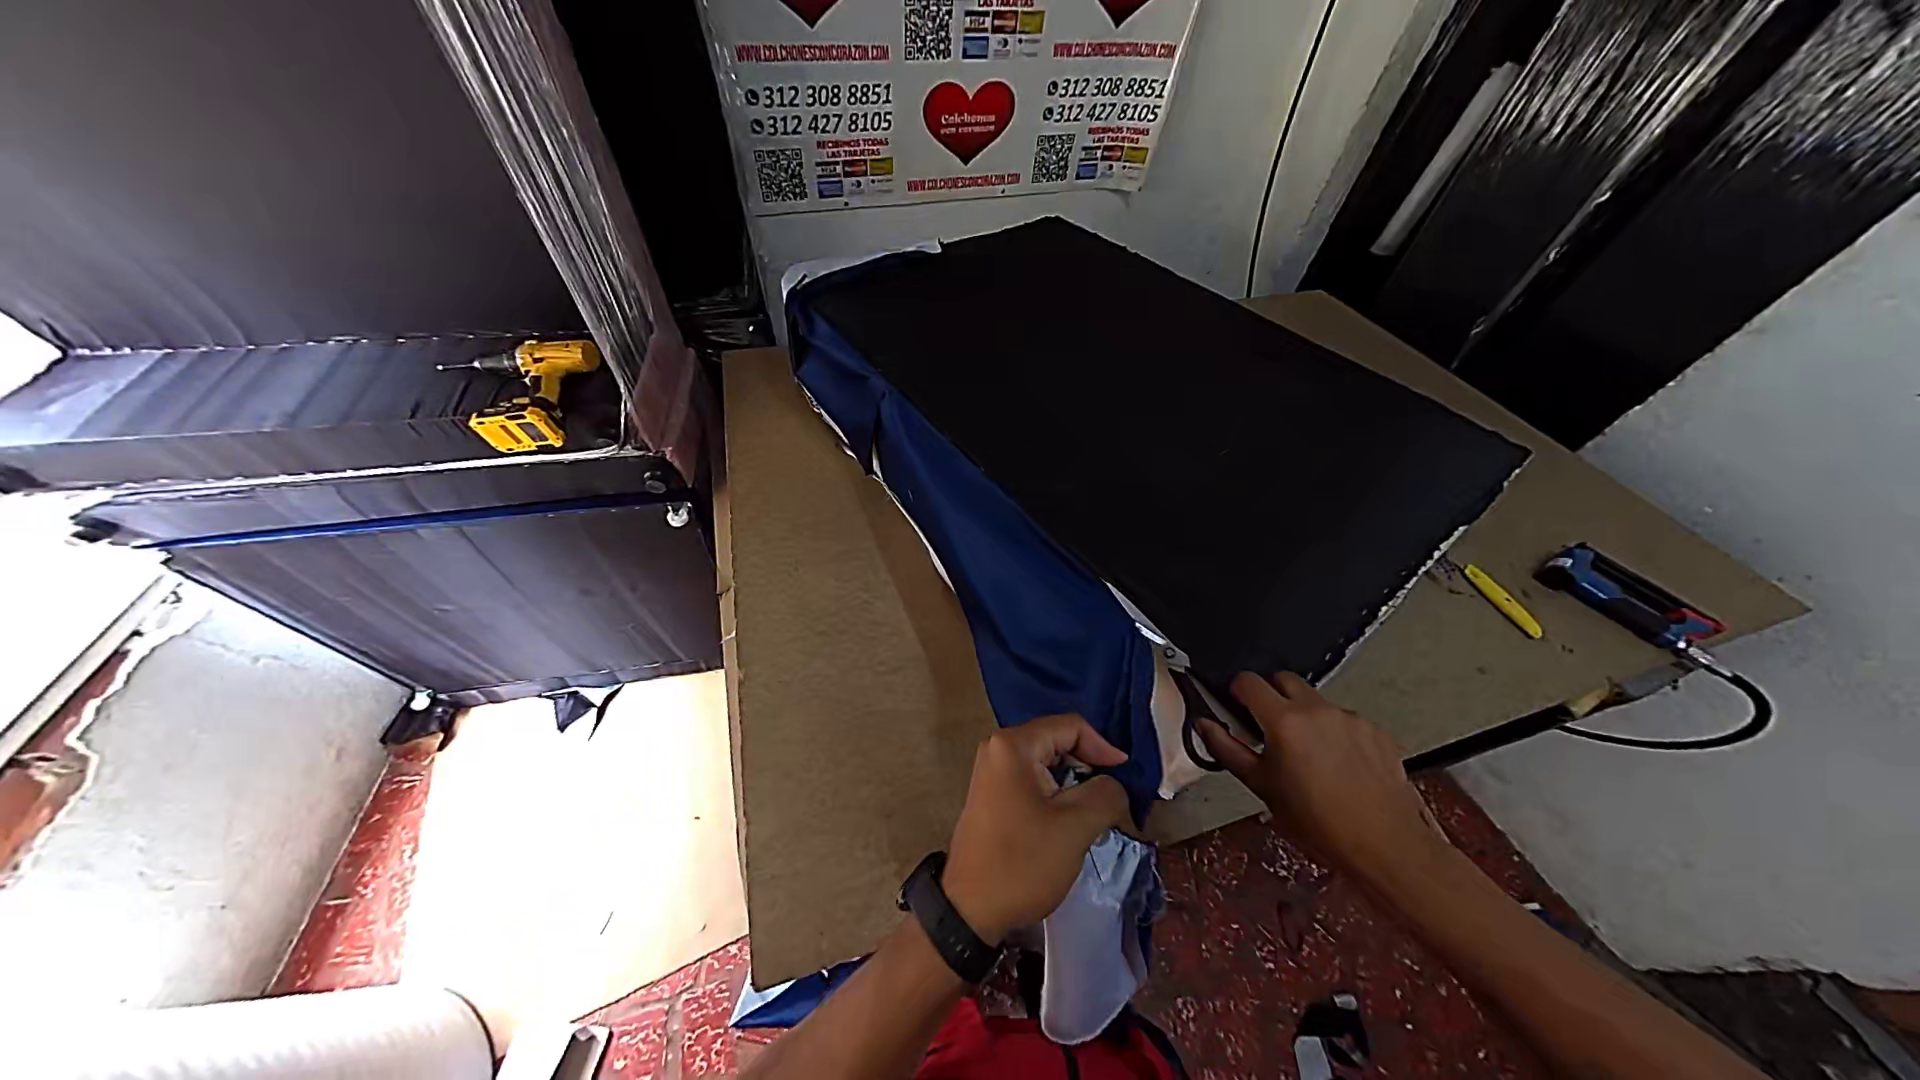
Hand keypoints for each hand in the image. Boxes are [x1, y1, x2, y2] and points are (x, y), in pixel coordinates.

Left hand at [940, 714, 1131, 944]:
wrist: (970, 910)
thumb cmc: (1023, 863)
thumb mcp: (1075, 828)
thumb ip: (1105, 795)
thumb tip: (1115, 784)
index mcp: (1013, 745)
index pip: (1070, 727)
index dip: (1103, 748)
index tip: (1126, 775)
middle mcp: (997, 748)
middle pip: (1057, 741)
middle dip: (1088, 766)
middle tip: (1112, 797)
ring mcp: (991, 771)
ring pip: (1046, 762)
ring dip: (1073, 783)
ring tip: (1094, 813)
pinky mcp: (991, 793)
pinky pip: (1032, 779)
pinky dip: (1055, 793)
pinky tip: (1068, 821)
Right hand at [1196, 672, 1445, 883]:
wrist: (1384, 845)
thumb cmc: (1319, 822)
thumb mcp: (1261, 786)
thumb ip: (1227, 749)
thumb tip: (1205, 727)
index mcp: (1284, 721)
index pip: (1249, 681)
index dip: (1237, 689)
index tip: (1237, 703)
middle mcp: (1318, 710)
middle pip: (1284, 679)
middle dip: (1272, 695)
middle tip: (1268, 726)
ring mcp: (1350, 718)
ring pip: (1316, 701)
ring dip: (1305, 716)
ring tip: (1308, 755)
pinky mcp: (1376, 731)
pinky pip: (1346, 720)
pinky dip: (1336, 733)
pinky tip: (1338, 764)